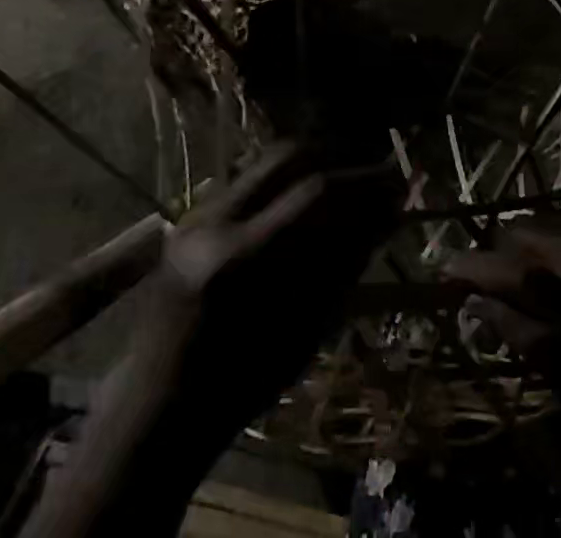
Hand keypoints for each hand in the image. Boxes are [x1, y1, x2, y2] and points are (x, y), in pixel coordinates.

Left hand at [24, 142, 399, 537]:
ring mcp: (195, 214)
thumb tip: (388, 211)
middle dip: (339, 157)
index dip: (364, 181)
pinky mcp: (190, 218)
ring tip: (348, 184)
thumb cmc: (242, 383)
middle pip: (287, 157)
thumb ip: (346, 260)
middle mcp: (212, 220)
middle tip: (373, 172)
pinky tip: (311, 202)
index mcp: (241, 257)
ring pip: (265, 163)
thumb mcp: (306, 326)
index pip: (316, 191)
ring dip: (313, 166)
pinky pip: (248, 182)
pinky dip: (286, 183)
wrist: (162, 403)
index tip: (398, 182)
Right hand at [443, 213, 560, 421]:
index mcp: (558, 280)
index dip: (464, 267)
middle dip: (496, 252)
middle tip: (491, 279)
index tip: (444, 273)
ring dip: (526, 241)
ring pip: (543, 219)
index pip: (494, 264)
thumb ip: (514, 330)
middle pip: (515, 231)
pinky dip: (556, 236)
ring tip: (525, 269)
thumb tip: (476, 304)